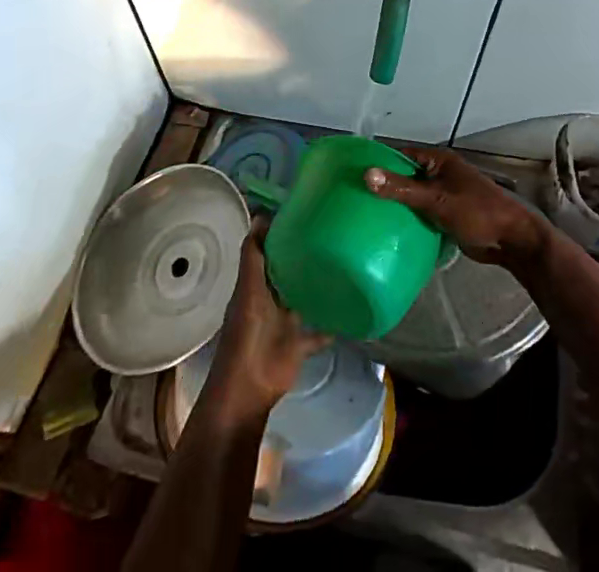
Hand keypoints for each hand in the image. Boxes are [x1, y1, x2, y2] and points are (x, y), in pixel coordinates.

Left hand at [209, 221, 330, 415]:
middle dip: (302, 258)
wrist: (250, 385)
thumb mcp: (249, 290)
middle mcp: (270, 300)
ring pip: (303, 299)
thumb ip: (254, 257)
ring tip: (344, 266)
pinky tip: (351, 312)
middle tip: (331, 234)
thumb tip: (260, 216)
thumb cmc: (247, 334)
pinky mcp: (299, 344)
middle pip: (286, 274)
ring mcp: (285, 322)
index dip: (280, 234)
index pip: (267, 253)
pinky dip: (332, 324)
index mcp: (255, 285)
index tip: (303, 213)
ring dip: (317, 288)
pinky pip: (319, 331)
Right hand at [364, 147, 552, 269]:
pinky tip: (386, 230)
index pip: (400, 154)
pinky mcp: (444, 216)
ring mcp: (442, 196)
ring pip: (411, 197)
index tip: (352, 171)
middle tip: (353, 196)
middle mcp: (438, 174)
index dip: (379, 161)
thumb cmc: (477, 212)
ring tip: (363, 213)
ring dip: (394, 204)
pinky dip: (406, 219)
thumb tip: (366, 174)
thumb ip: (401, 188)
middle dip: (383, 185)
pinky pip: (419, 213)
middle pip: (404, 176)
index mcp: (438, 161)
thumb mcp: (436, 199)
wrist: (511, 241)